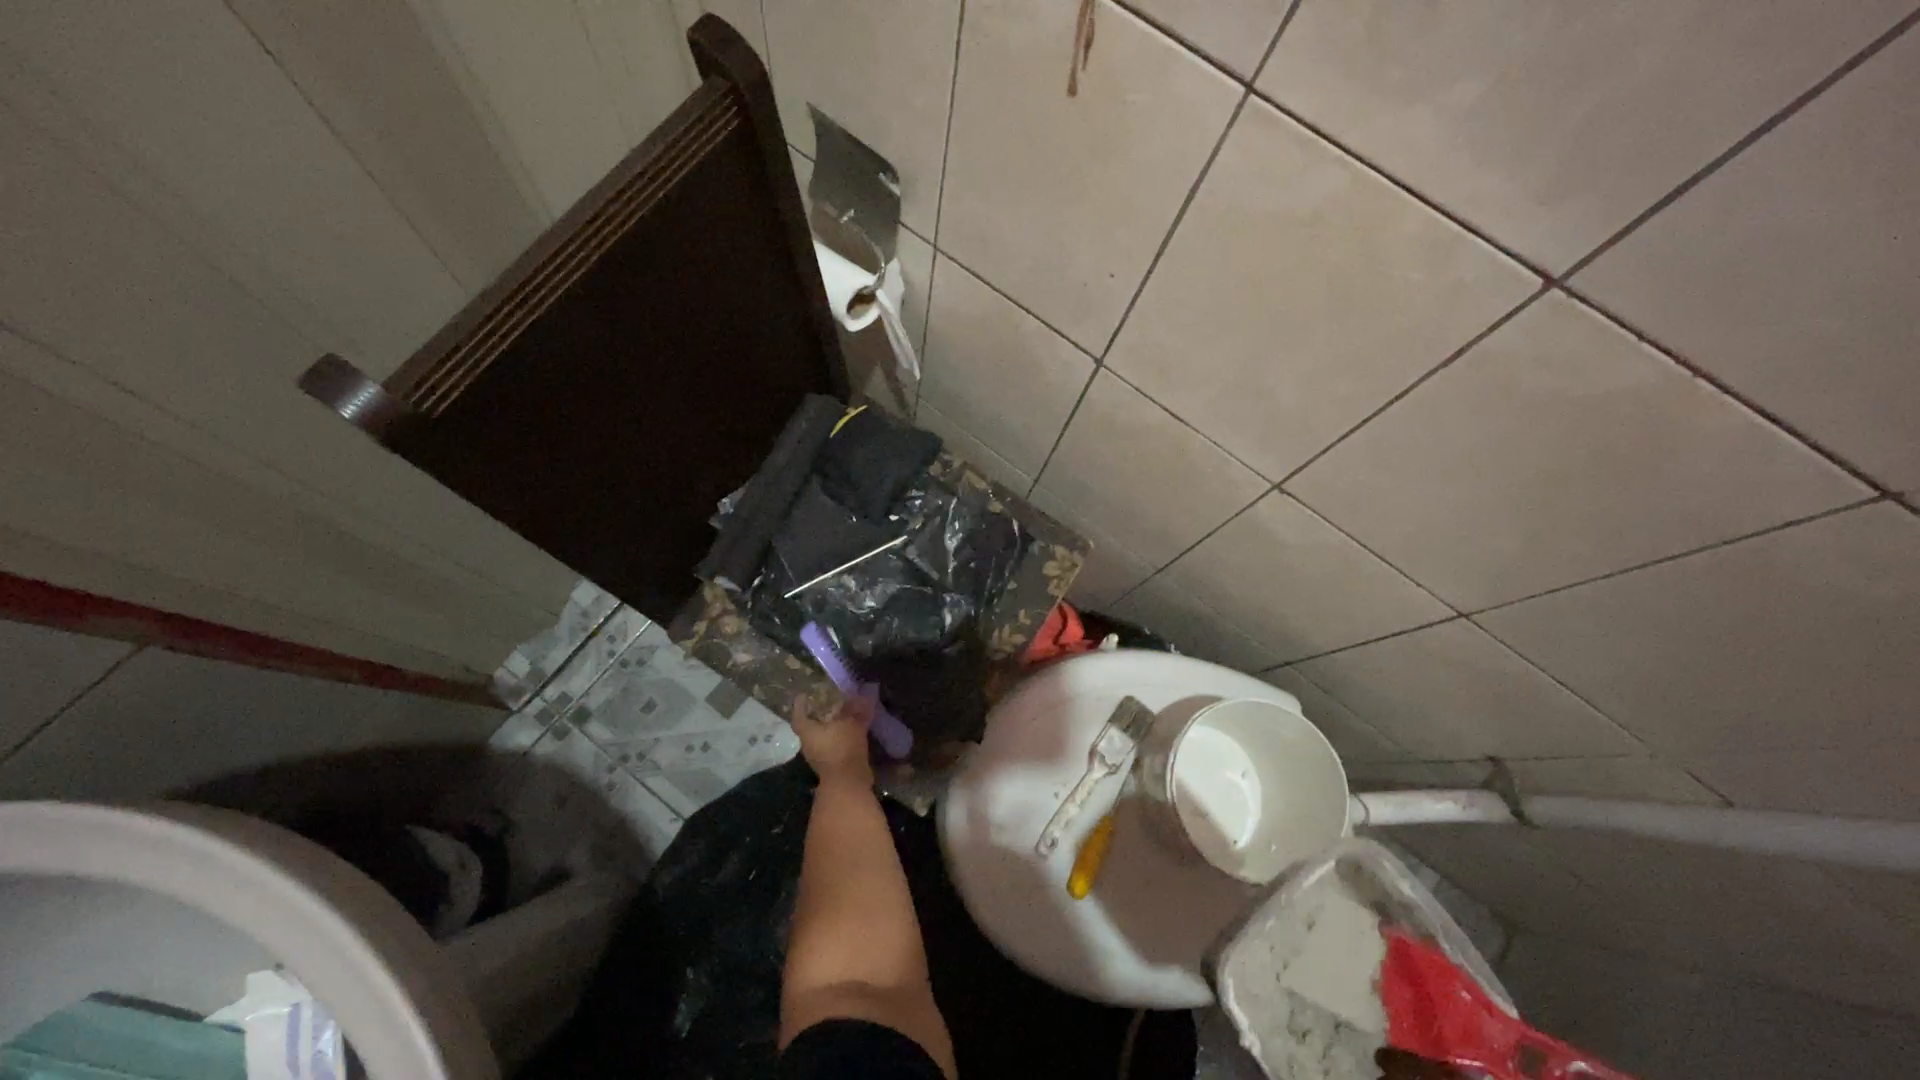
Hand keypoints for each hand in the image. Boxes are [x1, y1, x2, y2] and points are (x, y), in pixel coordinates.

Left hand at [790, 692, 874, 787]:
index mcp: (807, 732)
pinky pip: (833, 746)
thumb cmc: (842, 747)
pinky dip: (840, 737)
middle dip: (817, 715)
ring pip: (822, 737)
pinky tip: (851, 732)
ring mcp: (819, 757)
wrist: (848, 782)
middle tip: (827, 703)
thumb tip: (863, 697)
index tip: (804, 695)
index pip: (798, 715)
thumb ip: (855, 710)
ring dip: (830, 727)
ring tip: (842, 716)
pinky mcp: (831, 765)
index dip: (800, 705)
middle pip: (810, 727)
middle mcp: (809, 744)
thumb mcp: (850, 724)